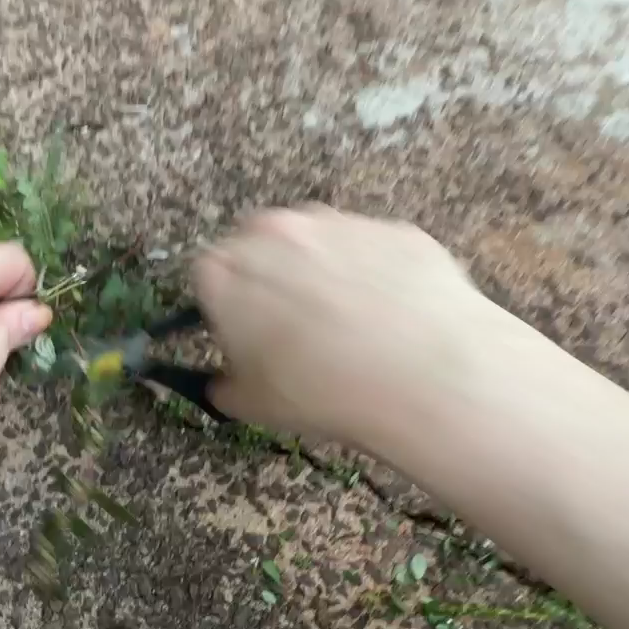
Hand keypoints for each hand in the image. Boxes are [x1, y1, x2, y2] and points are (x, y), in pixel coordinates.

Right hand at [191, 206, 512, 446]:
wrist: (424, 375)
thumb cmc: (317, 389)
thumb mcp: (248, 403)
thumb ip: (223, 384)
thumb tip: (225, 383)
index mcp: (221, 270)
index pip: (204, 276)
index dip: (221, 306)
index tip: (239, 332)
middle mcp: (272, 232)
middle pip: (255, 247)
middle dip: (265, 279)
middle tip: (287, 326)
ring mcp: (337, 224)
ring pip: (314, 243)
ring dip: (318, 271)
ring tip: (344, 323)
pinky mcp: (394, 229)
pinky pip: (371, 250)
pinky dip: (373, 274)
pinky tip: (388, 317)